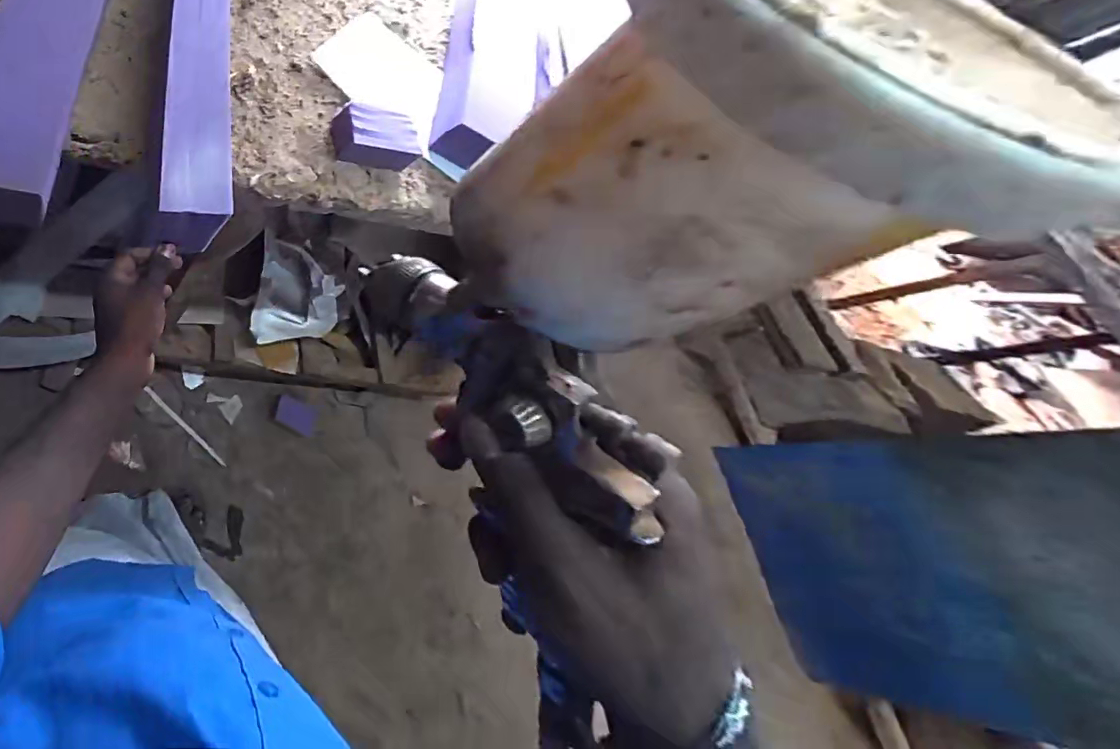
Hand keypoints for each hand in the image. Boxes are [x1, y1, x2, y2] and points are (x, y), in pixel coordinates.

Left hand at [94, 245, 178, 377]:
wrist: (125, 360)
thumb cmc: (138, 321)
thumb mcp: (152, 290)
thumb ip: (160, 267)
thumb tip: (167, 246)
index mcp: (112, 278)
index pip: (130, 254)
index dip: (151, 252)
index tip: (172, 255)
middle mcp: (109, 289)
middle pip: (133, 270)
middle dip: (155, 267)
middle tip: (177, 267)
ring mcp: (115, 306)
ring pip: (137, 287)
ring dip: (155, 284)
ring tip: (173, 285)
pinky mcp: (123, 321)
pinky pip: (138, 302)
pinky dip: (151, 299)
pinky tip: (165, 303)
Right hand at [429, 402, 738, 746]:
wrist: (677, 737)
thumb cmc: (627, 643)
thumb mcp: (559, 563)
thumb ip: (514, 487)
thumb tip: (471, 419)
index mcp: (645, 475)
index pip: (568, 410)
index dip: (506, 405)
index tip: (455, 412)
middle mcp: (636, 486)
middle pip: (546, 449)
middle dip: (493, 467)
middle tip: (441, 457)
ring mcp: (621, 520)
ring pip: (541, 490)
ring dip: (502, 521)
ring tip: (492, 569)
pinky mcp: (606, 550)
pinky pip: (551, 524)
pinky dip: (521, 546)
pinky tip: (509, 583)